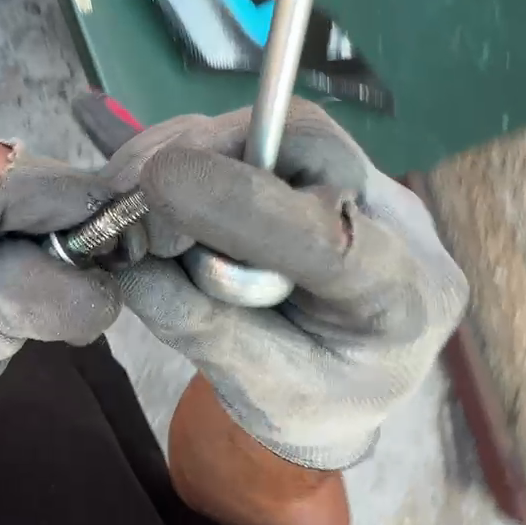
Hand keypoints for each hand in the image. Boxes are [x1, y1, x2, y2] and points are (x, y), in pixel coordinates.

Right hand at [104, 102, 467, 469]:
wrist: (341, 380)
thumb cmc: (306, 399)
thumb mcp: (253, 390)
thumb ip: (196, 324)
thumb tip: (127, 258)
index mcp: (401, 298)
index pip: (331, 235)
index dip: (240, 201)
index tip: (157, 187)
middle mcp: (393, 218)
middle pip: (303, 142)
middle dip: (202, 156)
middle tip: (126, 194)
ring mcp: (356, 178)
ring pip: (262, 125)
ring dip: (179, 151)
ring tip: (125, 195)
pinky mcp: (310, 161)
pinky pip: (242, 130)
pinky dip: (181, 148)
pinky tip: (147, 182)